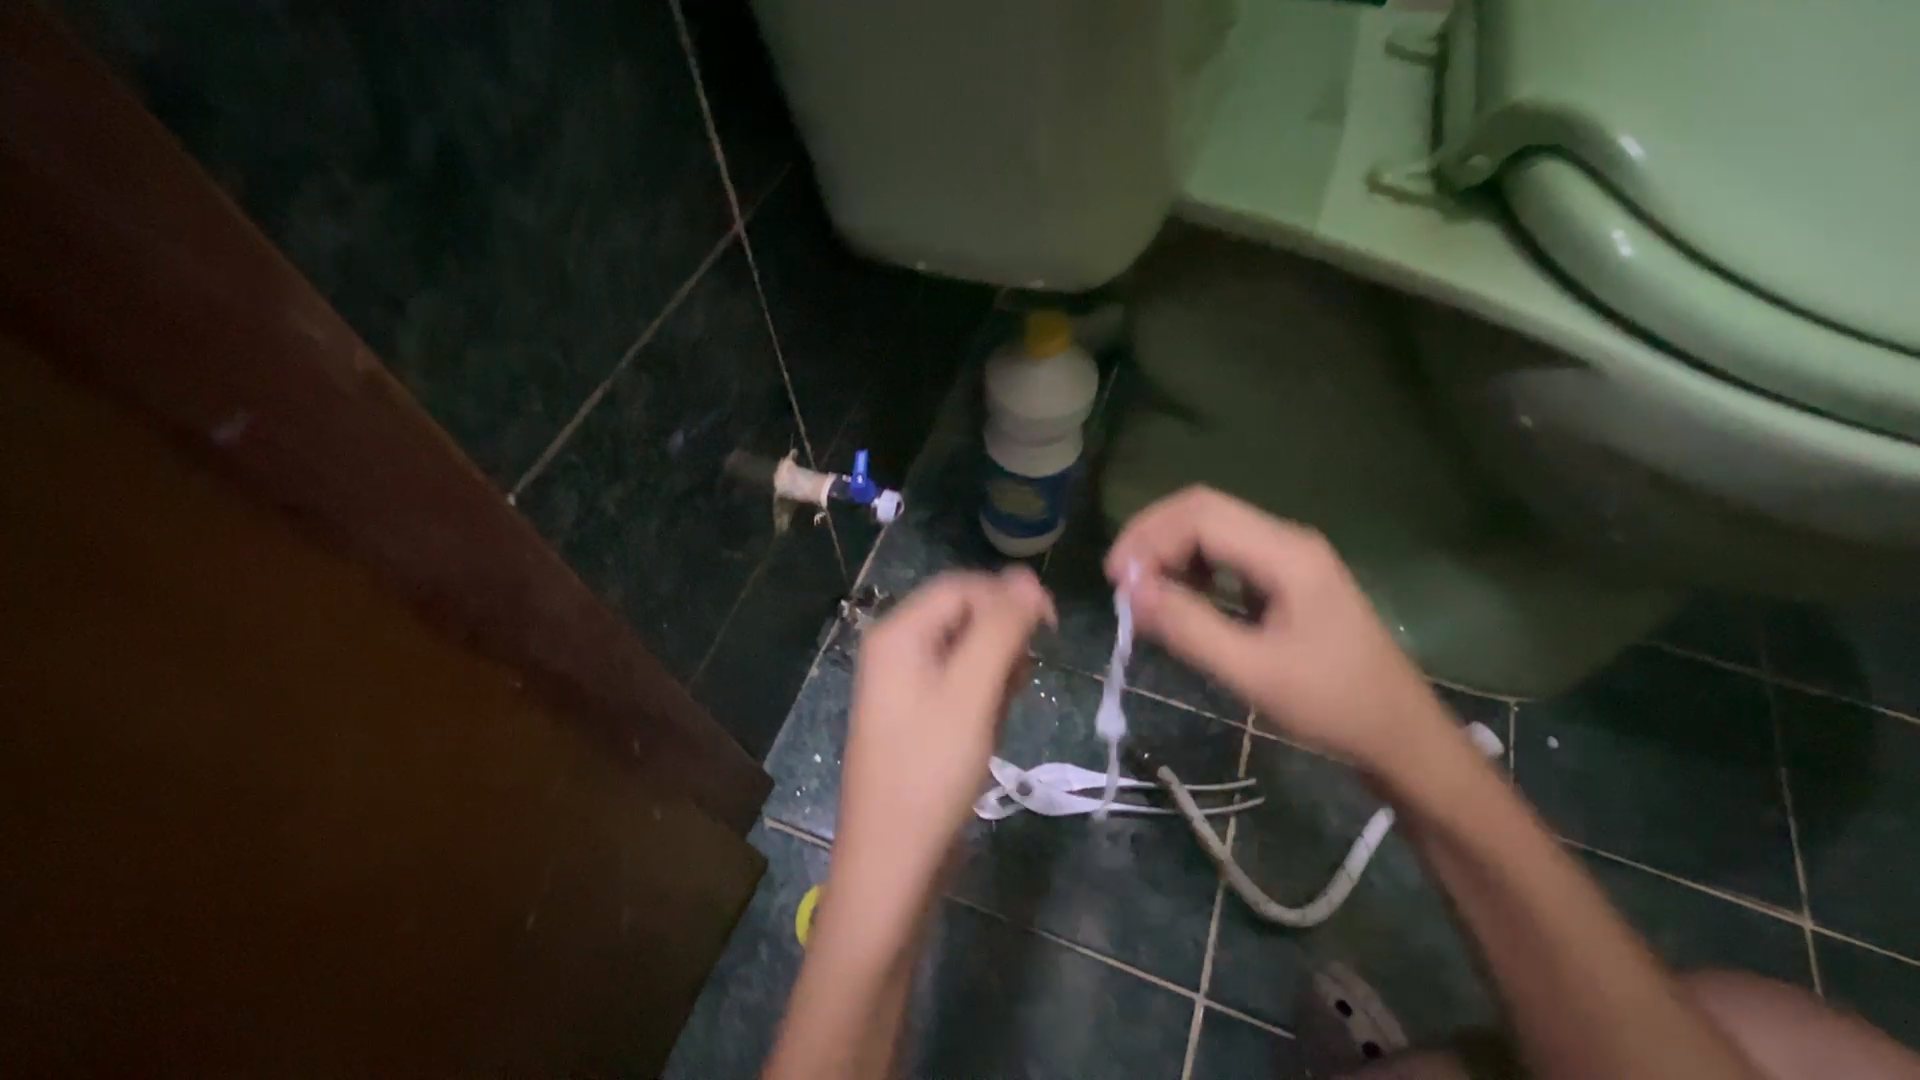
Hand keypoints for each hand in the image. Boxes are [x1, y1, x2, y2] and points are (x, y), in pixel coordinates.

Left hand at [837, 567, 1055, 877]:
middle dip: (1003, 643)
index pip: (963, 586)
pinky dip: (984, 702)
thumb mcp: (971, 692)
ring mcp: (905, 687)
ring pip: (969, 654)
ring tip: (999, 717)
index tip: (1052, 628)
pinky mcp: (918, 719)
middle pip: (965, 617)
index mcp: (898, 633)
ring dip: (997, 676)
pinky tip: (988, 733)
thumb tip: (1027, 580)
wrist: (894, 862)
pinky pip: (961, 688)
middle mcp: (896, 651)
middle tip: (1019, 685)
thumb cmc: (931, 772)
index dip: (1010, 597)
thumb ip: (1000, 629)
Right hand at [1105, 486, 1445, 769]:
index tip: (1116, 582)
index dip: (1149, 538)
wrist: (1399, 734)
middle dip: (1153, 539)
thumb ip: (1190, 627)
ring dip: (1170, 552)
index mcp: (1285, 554)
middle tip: (1119, 584)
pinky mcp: (1286, 580)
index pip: (1200, 515)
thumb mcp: (1253, 672)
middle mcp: (1287, 541)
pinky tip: (1180, 599)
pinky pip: (1227, 556)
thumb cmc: (1332, 705)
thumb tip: (1130, 592)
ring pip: (1213, 531)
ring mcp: (1289, 558)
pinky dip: (1192, 569)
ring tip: (1142, 593)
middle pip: (1204, 512)